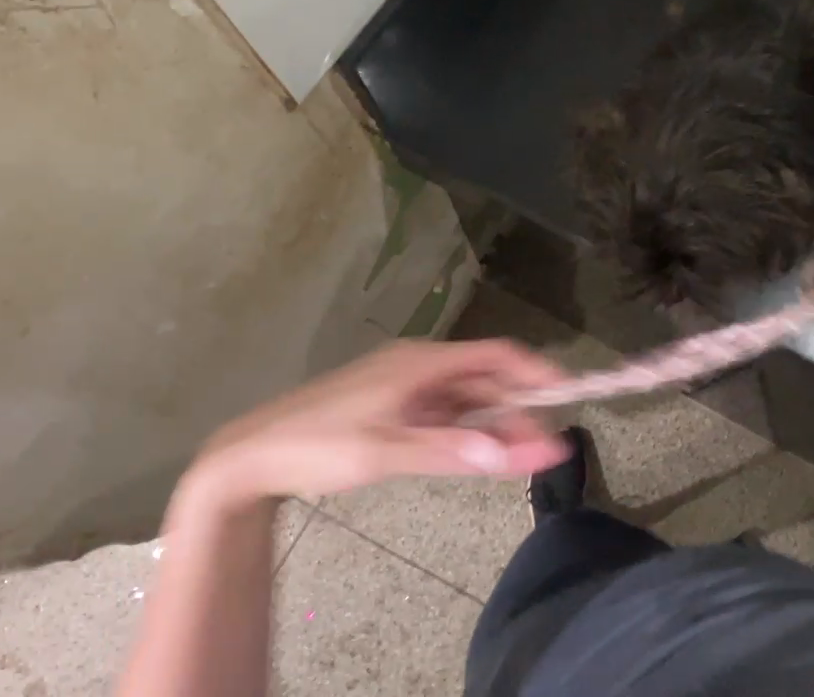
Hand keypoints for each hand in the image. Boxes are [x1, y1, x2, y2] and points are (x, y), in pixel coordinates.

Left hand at [179, 340, 572, 515]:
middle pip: (483, 382)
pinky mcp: (393, 407)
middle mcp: (419, 367)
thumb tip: (508, 455)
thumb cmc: (315, 446)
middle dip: (517, 411)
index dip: (532, 370)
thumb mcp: (381, 453)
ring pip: (465, 401)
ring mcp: (405, 387)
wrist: (249, 456)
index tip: (564, 392)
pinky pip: (443, 414)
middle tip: (544, 449)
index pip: (493, 355)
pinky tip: (481, 454)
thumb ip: (445, 452)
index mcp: (419, 363)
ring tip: (522, 458)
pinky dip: (467, 432)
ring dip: (494, 425)